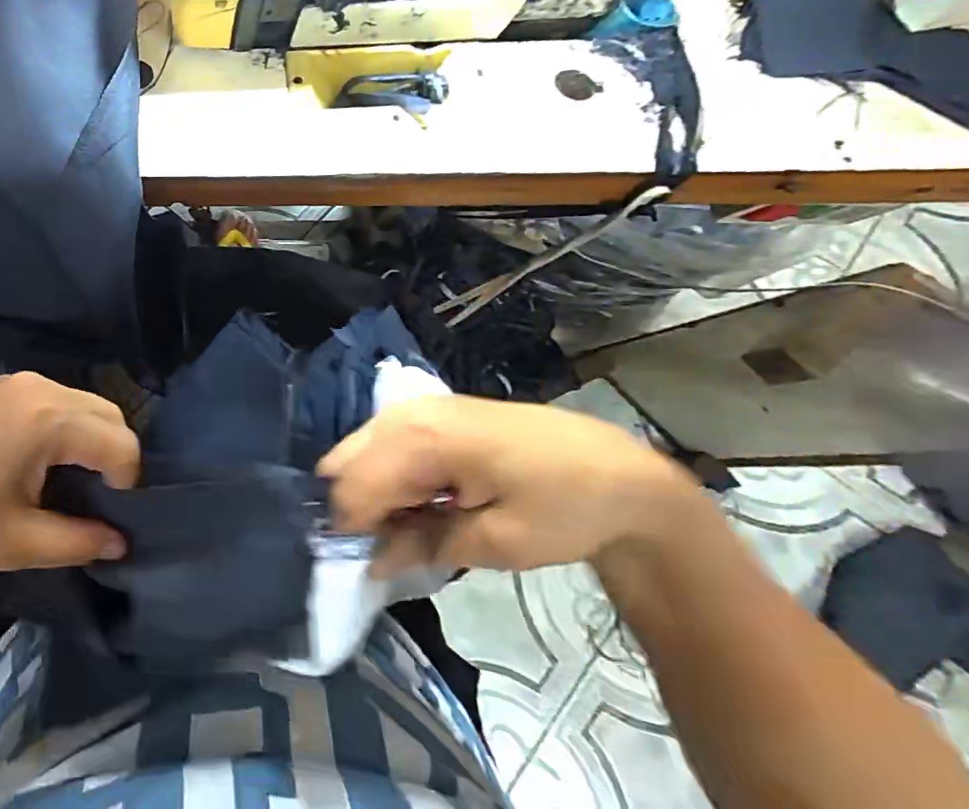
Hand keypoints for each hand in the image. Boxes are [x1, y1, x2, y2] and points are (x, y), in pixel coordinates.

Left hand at [0, 372, 140, 572]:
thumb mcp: (18, 543)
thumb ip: (82, 541)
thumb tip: (120, 540)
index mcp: (48, 418)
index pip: (121, 444)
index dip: (126, 485)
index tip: (105, 517)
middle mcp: (39, 385)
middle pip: (108, 414)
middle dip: (113, 457)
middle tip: (91, 501)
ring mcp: (13, 380)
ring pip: (81, 404)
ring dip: (88, 440)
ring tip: (64, 483)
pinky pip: (51, 399)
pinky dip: (61, 427)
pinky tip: (33, 461)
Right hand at [316, 395, 700, 572]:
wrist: (623, 475)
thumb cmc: (566, 508)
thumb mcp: (499, 543)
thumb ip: (425, 547)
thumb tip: (371, 562)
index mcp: (422, 438)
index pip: (353, 487)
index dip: (356, 531)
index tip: (379, 562)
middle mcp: (408, 412)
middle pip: (345, 463)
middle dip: (359, 508)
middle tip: (397, 543)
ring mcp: (418, 407)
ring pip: (358, 452)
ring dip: (373, 493)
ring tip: (414, 524)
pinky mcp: (431, 412)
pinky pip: (382, 444)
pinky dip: (389, 477)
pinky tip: (425, 500)